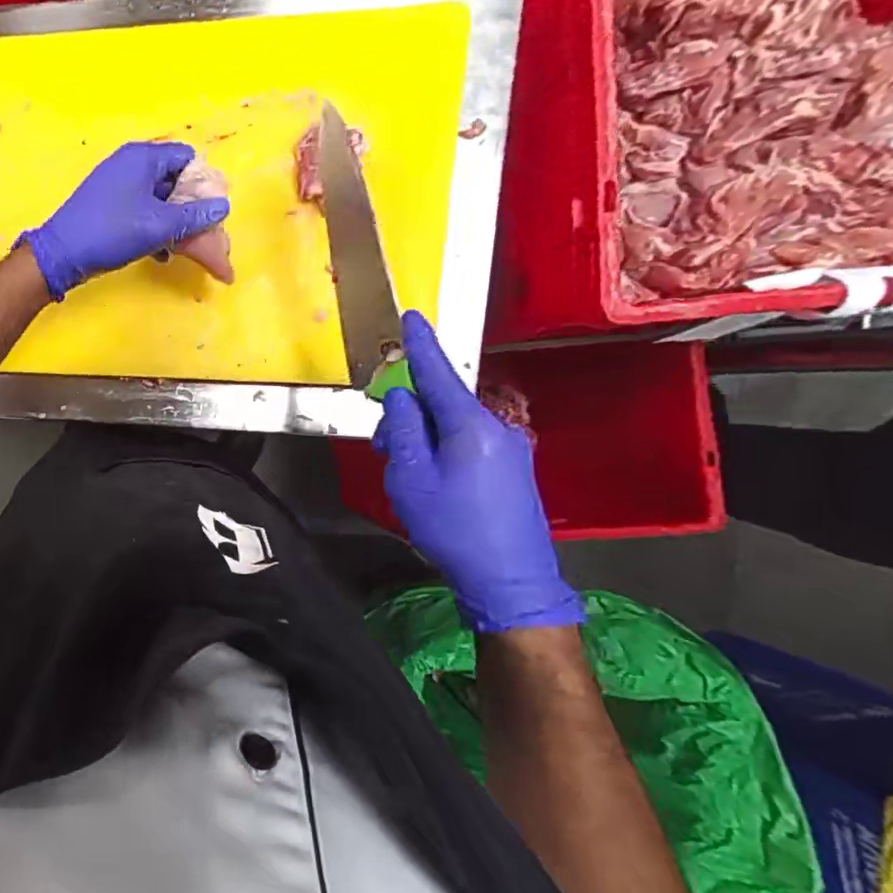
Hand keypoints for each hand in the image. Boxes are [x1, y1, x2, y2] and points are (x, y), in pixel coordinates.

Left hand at [19, 141, 230, 299]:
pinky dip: (153, 229)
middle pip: (174, 180)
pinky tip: (159, 254)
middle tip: (201, 234)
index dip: (204, 184)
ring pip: (158, 200)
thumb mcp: (157, 226)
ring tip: (180, 248)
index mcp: (143, 157)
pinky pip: (141, 212)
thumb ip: (193, 217)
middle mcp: (130, 164)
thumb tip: (223, 207)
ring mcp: (116, 185)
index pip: (188, 158)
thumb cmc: (111, 233)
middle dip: (190, 209)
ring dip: (173, 223)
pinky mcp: (107, 207)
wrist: (61, 255)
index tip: (210, 212)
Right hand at [372, 311, 583, 632]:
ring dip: (420, 437)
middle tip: (383, 447)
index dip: (422, 345)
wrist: (509, 575)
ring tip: (404, 474)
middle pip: (441, 402)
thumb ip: (402, 432)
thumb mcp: (411, 479)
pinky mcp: (509, 467)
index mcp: (470, 426)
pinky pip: (465, 443)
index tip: (412, 317)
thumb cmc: (453, 527)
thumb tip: (400, 396)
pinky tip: (427, 480)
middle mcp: (495, 427)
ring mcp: (507, 447)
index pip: (439, 374)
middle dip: (407, 413)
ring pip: (451, 425)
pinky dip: (438, 450)